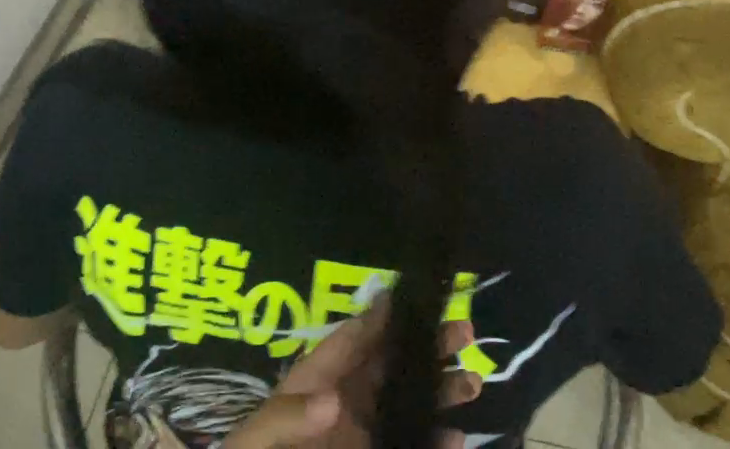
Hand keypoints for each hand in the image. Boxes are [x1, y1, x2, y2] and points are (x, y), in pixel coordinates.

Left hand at [222, 300, 481, 448]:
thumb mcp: (257, 438)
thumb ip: (286, 417)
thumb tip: (332, 401)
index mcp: (314, 383)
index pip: (350, 341)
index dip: (380, 317)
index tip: (413, 295)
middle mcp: (345, 402)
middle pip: (392, 366)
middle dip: (427, 346)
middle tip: (463, 328)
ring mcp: (363, 434)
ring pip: (410, 404)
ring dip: (441, 391)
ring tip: (473, 379)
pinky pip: (412, 446)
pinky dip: (436, 443)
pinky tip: (458, 437)